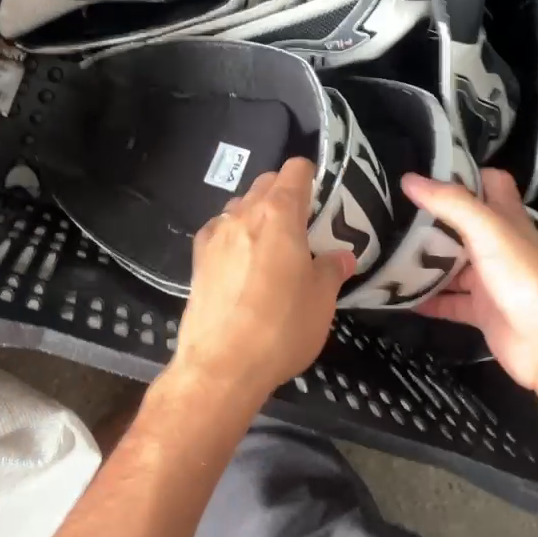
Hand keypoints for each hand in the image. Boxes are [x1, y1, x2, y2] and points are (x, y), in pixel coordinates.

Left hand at [170, 157, 356, 405]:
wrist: (222, 366)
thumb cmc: (282, 327)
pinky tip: (240, 263)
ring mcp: (216, 234)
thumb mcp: (322, 300)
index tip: (321, 195)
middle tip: (302, 225)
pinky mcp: (197, 259)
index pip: (295, 170)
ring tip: (271, 246)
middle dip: (285, 194)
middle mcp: (244, 213)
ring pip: (240, 207)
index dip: (311, 176)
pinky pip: (219, 232)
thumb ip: (332, 270)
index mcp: (279, 213)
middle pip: (266, 184)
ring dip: (257, 215)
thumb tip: (340, 257)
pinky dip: (232, 236)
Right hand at [404, 168, 537, 389]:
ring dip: (427, 260)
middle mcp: (499, 245)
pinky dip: (429, 300)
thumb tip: (408, 179)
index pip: (492, 184)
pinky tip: (401, 297)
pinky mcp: (484, 312)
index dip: (467, 174)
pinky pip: (450, 302)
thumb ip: (450, 204)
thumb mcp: (487, 230)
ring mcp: (491, 280)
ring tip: (387, 250)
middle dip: (434, 219)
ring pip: (454, 265)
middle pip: (464, 225)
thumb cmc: (523, 277)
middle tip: (394, 212)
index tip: (428, 171)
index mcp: (507, 218)